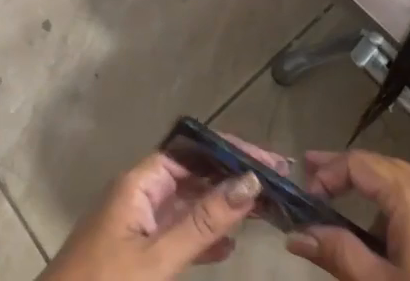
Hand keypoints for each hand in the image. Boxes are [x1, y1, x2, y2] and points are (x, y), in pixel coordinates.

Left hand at [37, 152, 259, 280]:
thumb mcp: (158, 259)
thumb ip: (204, 222)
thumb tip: (251, 179)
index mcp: (138, 183)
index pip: (193, 149)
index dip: (232, 152)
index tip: (271, 163)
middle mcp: (137, 194)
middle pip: (193, 173)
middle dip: (233, 179)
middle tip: (277, 188)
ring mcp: (134, 224)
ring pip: (187, 204)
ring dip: (222, 207)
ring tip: (263, 213)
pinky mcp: (133, 254)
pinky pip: (176, 232)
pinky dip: (203, 236)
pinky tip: (227, 248)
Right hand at [285, 150, 409, 280]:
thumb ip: (339, 254)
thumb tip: (298, 235)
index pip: (359, 163)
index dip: (327, 172)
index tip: (302, 192)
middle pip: (381, 166)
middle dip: (346, 173)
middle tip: (311, 182)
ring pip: (404, 183)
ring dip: (372, 192)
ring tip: (344, 213)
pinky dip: (398, 206)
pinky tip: (386, 233)